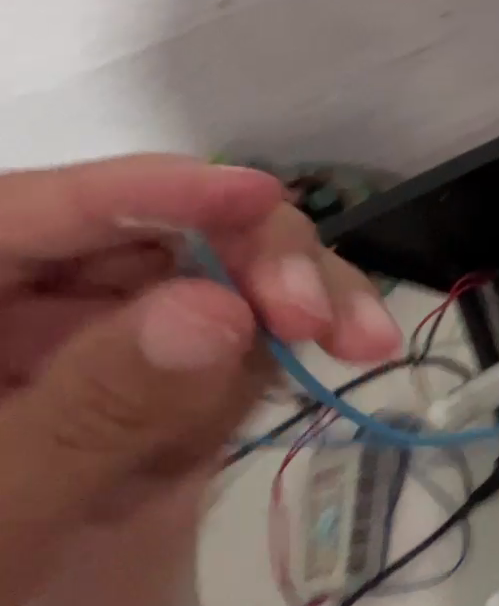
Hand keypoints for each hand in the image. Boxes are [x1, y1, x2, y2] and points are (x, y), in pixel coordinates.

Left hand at [0, 155, 400, 605]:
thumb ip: (91, 415)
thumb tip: (219, 311)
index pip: (34, 213)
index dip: (150, 191)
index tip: (259, 193)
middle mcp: (26, 306)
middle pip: (161, 237)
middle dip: (261, 264)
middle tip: (325, 318)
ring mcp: (98, 341)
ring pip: (225, 278)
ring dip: (294, 312)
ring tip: (358, 348)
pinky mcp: (160, 375)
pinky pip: (244, 338)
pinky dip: (274, 365)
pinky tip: (258, 414)